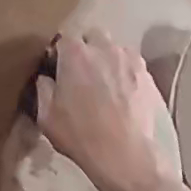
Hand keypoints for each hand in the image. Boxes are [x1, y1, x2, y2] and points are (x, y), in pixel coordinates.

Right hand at [35, 29, 175, 190]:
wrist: (125, 153)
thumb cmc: (80, 135)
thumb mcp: (47, 117)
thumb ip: (43, 89)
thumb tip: (46, 77)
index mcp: (75, 54)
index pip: (62, 40)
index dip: (59, 55)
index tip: (57, 71)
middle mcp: (104, 47)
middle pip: (91, 37)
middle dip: (85, 50)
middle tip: (80, 76)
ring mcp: (129, 59)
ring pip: (113, 49)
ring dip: (106, 60)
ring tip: (103, 86)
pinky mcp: (147, 74)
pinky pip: (130, 65)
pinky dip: (123, 73)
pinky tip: (121, 95)